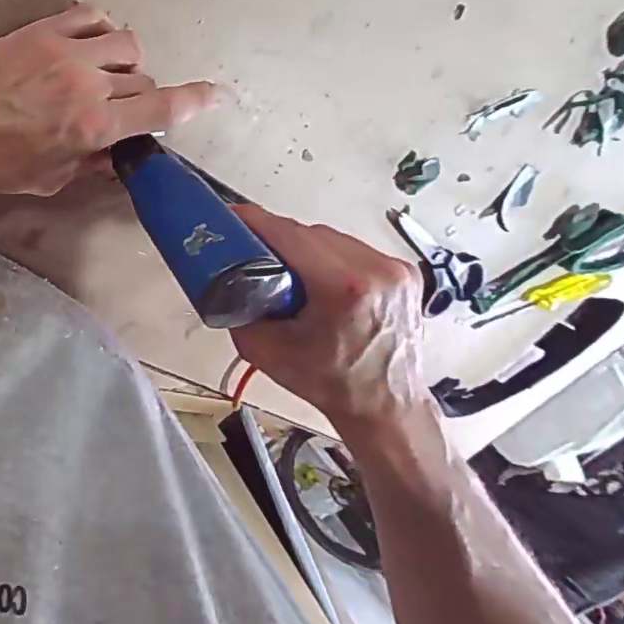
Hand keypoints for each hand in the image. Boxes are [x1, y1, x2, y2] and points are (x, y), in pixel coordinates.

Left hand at [0, 5, 218, 195]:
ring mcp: (66, 52)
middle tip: (117, 107)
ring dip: (125, 61)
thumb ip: (93, 164)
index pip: (162, 109)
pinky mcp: (43, 31)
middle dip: (140, 96)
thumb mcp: (51, 179)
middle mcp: (89, 85)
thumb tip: (121, 155)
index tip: (215, 94)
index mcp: (94, 127)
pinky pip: (90, 15)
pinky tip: (88, 43)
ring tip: (105, 73)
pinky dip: (100, 28)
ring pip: (126, 42)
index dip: (196, 101)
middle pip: (144, 79)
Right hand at [229, 205, 435, 440]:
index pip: (289, 234)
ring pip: (330, 237)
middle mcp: (376, 272)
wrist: (384, 407)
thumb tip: (221, 278)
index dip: (255, 221)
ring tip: (285, 271)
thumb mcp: (265, 350)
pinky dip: (328, 257)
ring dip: (303, 247)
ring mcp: (394, 270)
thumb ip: (239, 309)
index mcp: (345, 288)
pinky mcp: (401, 272)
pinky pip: (352, 249)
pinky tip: (316, 277)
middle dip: (276, 239)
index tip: (232, 216)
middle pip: (309, 233)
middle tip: (251, 253)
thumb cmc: (336, 384)